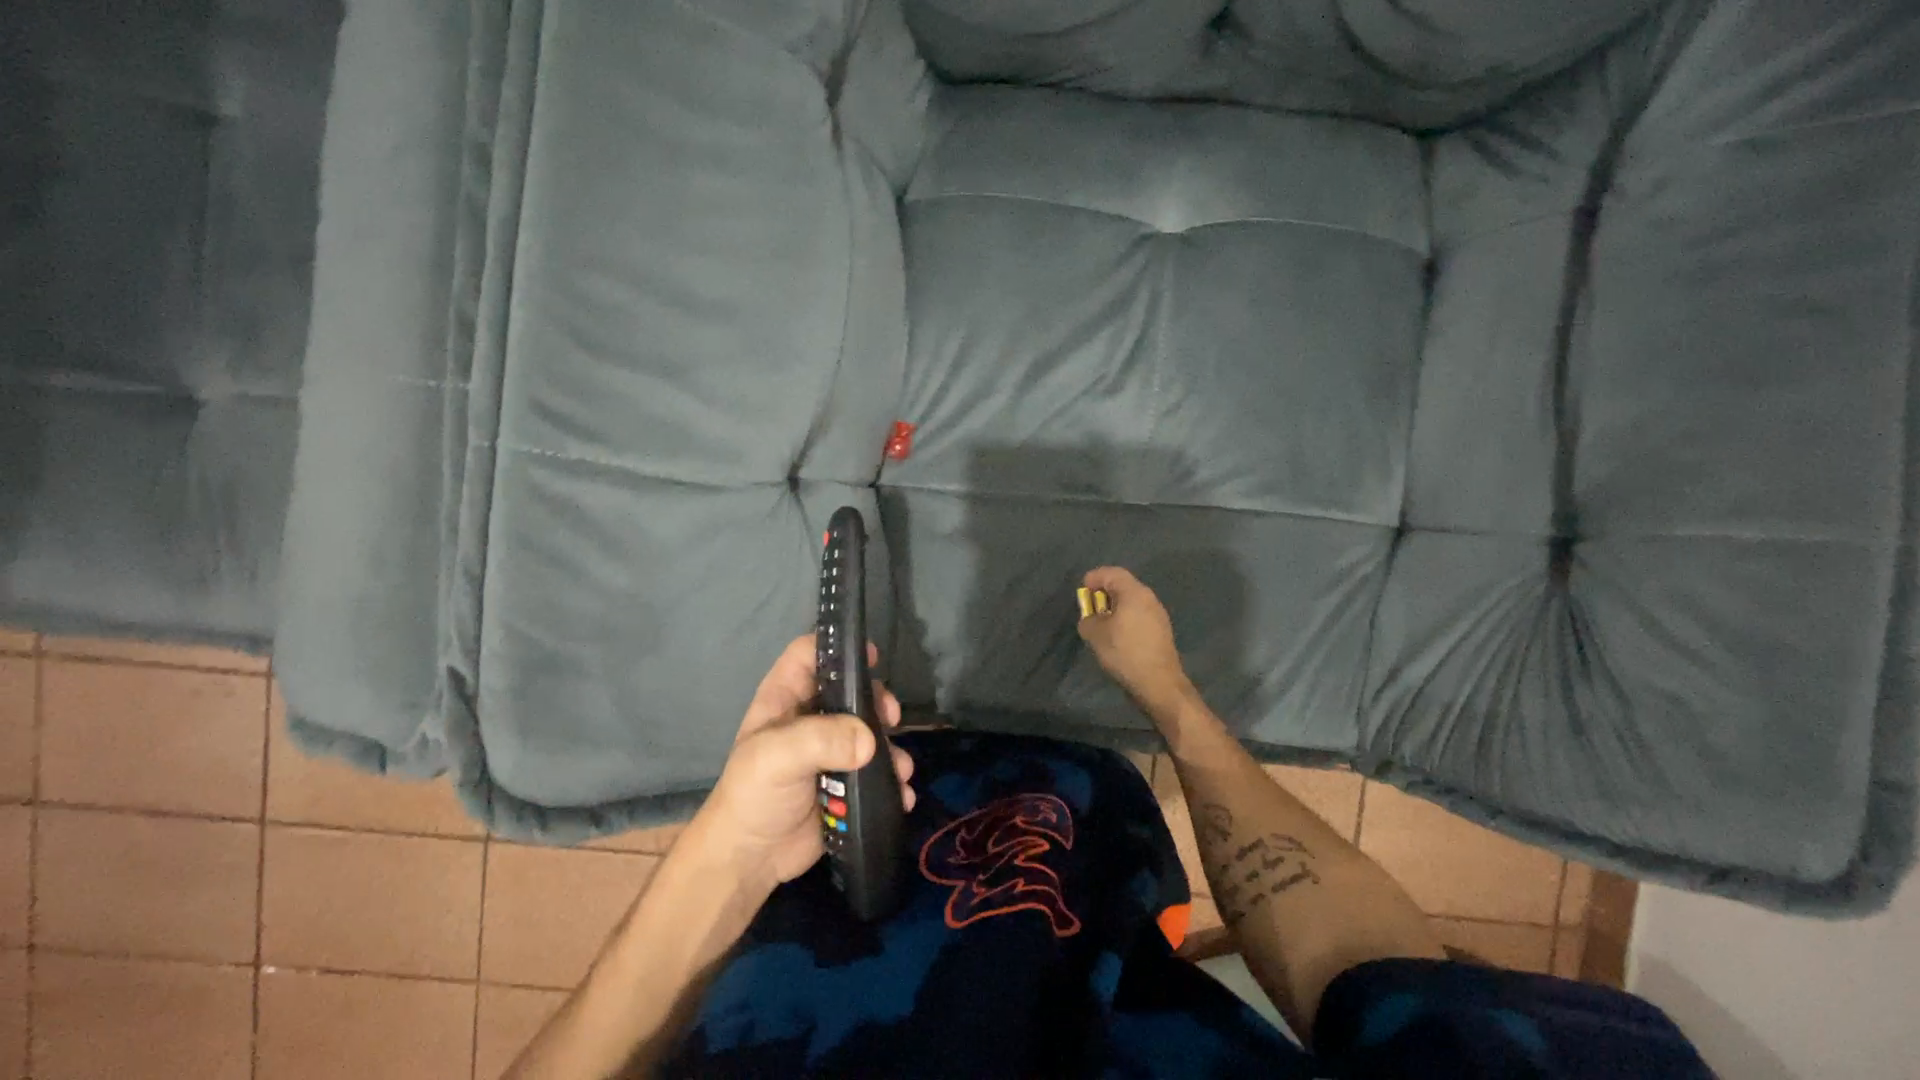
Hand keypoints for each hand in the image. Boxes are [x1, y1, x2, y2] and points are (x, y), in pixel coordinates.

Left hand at [692, 635, 915, 892]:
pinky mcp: (848, 784)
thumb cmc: (753, 796)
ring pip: (872, 733)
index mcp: (785, 698)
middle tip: (892, 718)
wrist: (751, 859)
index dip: (838, 647)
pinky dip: (895, 782)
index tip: (872, 657)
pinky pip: (879, 773)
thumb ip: (820, 740)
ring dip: (892, 748)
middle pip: (852, 690)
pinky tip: (902, 795)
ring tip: (901, 770)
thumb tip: (870, 740)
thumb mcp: (776, 758)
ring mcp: (831, 752)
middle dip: (877, 701)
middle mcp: (811, 719)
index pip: (810, 654)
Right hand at [1077, 567, 1195, 716]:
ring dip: (1115, 607)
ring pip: (1132, 602)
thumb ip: (1087, 620)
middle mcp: (1150, 598)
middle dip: (1104, 592)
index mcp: (1135, 593)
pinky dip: (1125, 618)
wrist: (1158, 682)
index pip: (1113, 573)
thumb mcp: (1095, 635)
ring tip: (1102, 622)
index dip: (1095, 577)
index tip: (1082, 589)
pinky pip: (1139, 615)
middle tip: (1090, 605)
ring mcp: (1158, 615)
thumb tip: (1090, 619)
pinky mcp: (1162, 631)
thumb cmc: (1124, 652)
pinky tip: (1117, 635)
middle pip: (1124, 586)